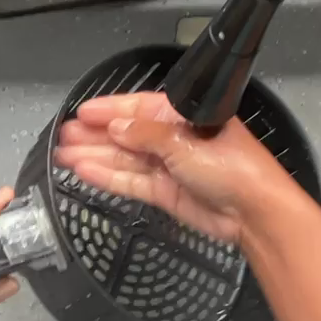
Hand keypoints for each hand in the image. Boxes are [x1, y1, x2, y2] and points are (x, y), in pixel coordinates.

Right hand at [52, 92, 304, 243]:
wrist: (255, 212)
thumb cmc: (236, 167)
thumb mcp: (183, 140)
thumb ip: (145, 134)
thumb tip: (116, 127)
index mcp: (182, 116)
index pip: (137, 108)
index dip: (108, 110)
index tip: (82, 112)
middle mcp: (174, 139)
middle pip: (126, 134)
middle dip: (95, 134)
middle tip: (65, 135)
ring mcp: (168, 167)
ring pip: (124, 159)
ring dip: (95, 155)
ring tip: (65, 154)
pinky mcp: (165, 192)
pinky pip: (130, 182)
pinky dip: (108, 177)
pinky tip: (86, 171)